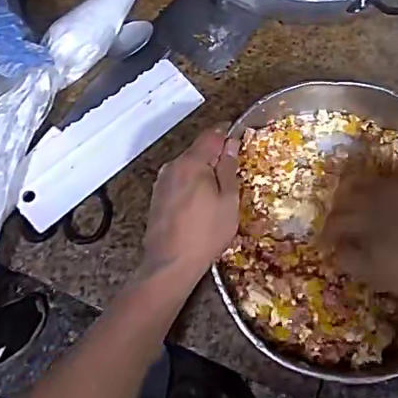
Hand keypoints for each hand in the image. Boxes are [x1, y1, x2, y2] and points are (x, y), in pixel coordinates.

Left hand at [141, 127, 239, 282]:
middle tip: (235, 171)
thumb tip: (230, 145)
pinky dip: (193, 184)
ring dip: (204, 172)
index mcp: (191, 162)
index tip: (239, 138)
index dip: (227, 133)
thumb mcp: (228, 200)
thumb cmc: (205, 233)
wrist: (170, 264)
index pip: (211, 135)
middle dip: (216, 156)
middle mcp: (173, 167)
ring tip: (220, 192)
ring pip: (188, 167)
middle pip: (198, 151)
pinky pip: (180, 181)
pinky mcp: (158, 197)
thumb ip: (229, 169)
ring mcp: (162, 182)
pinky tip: (202, 204)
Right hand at [323, 176, 397, 298]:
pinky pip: (392, 175)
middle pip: (344, 199)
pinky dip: (383, 180)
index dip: (326, 235)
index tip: (325, 244)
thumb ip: (352, 261)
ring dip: (353, 191)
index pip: (332, 224)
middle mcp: (371, 198)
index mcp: (359, 221)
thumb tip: (336, 251)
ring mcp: (394, 188)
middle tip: (335, 222)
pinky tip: (385, 186)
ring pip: (364, 182)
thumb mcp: (379, 275)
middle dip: (336, 211)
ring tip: (353, 200)